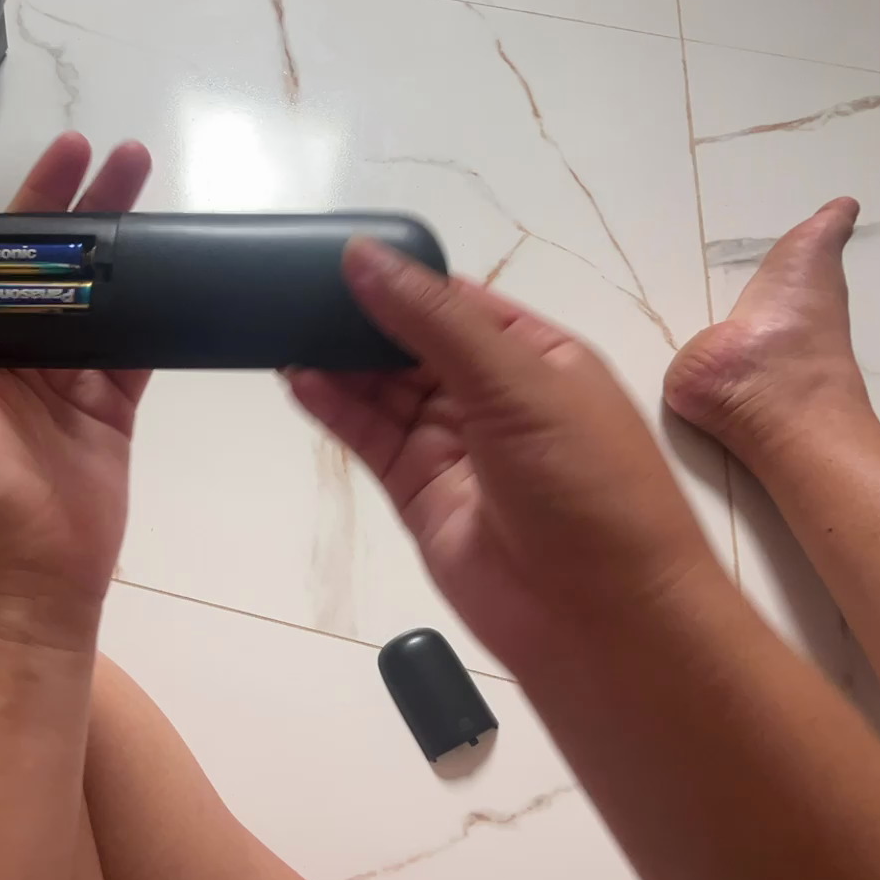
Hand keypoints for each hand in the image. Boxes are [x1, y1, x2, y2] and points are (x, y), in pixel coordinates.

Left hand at [0, 133, 152, 641]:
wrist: (24, 570)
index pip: (2, 253)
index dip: (34, 201)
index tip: (65, 154)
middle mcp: (17, 350)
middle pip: (62, 264)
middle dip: (93, 207)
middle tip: (126, 158)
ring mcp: (69, 376)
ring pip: (104, 296)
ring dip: (129, 247)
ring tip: (156, 196)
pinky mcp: (110, 404)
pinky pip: (135, 347)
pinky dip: (154, 312)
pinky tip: (175, 270)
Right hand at [289, 241, 720, 653]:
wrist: (597, 622)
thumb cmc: (583, 486)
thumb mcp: (517, 383)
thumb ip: (432, 322)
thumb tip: (363, 257)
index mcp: (533, 355)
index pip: (454, 300)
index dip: (400, 278)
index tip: (339, 257)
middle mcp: (489, 394)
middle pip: (409, 344)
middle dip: (359, 321)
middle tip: (296, 295)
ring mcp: (449, 443)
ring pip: (382, 390)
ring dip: (337, 362)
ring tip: (282, 329)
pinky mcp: (414, 488)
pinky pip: (367, 437)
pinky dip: (333, 408)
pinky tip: (298, 379)